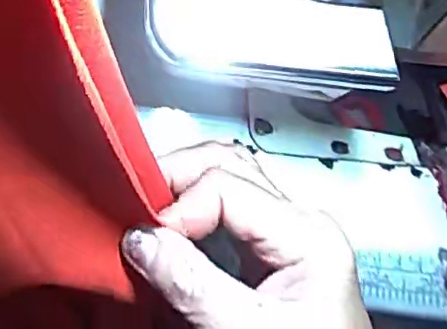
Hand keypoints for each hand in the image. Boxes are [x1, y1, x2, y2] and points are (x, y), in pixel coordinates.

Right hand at [123, 142, 369, 328]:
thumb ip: (194, 285)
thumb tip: (141, 239)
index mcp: (310, 235)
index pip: (225, 184)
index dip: (179, 206)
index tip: (145, 236)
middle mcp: (301, 223)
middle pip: (226, 162)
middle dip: (176, 176)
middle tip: (136, 201)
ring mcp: (286, 236)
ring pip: (224, 176)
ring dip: (182, 187)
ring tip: (149, 211)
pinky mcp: (268, 256)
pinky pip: (223, 207)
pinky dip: (191, 211)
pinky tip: (171, 231)